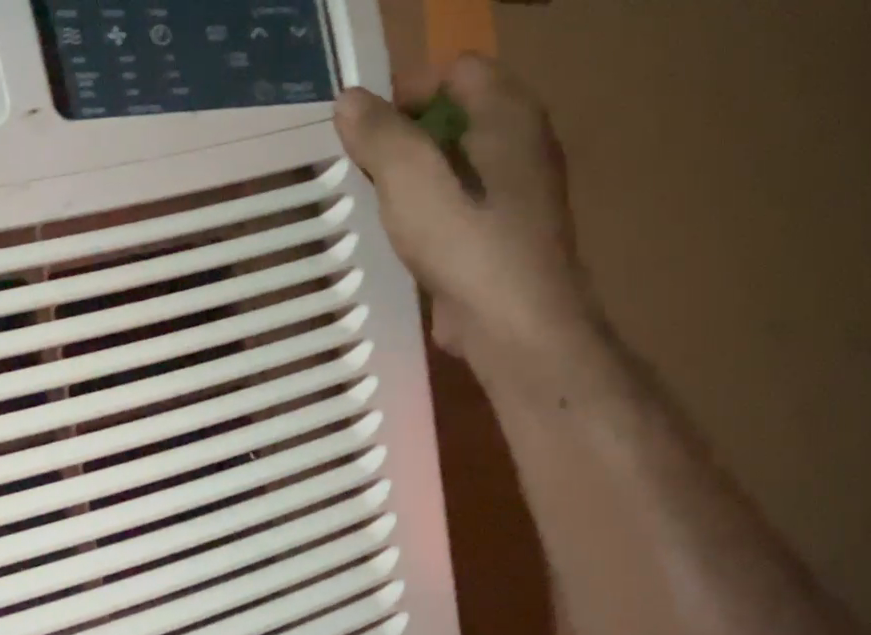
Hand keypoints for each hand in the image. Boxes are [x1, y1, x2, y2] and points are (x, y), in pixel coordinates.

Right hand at [335, 56, 608, 402]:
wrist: (515, 327)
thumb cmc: (466, 246)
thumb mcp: (410, 180)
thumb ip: (380, 135)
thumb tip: (349, 100)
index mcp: (508, 117)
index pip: (456, 70)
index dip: (406, 91)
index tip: (365, 132)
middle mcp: (522, 145)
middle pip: (455, 116)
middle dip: (405, 137)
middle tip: (362, 170)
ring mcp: (517, 194)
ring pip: (456, 164)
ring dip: (413, 179)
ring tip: (374, 204)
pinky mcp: (504, 237)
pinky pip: (460, 205)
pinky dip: (429, 213)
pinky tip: (402, 240)